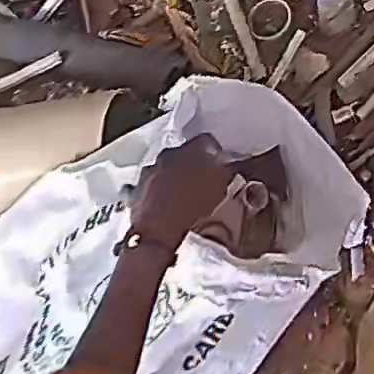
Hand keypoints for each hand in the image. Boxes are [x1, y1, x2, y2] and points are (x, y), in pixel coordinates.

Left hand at [130, 135, 232, 250]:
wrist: (161, 233)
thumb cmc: (195, 206)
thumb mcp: (222, 186)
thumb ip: (231, 170)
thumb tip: (239, 164)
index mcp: (189, 151)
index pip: (206, 140)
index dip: (215, 150)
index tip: (220, 161)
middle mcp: (166, 157)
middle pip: (182, 153)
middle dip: (192, 163)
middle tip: (202, 177)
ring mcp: (148, 174)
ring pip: (163, 169)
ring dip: (171, 176)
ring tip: (181, 192)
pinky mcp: (135, 193)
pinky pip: (145, 187)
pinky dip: (152, 192)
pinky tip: (159, 203)